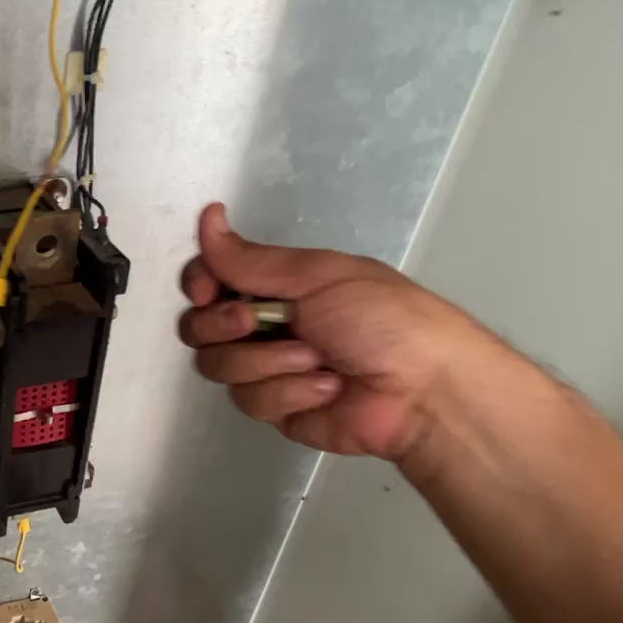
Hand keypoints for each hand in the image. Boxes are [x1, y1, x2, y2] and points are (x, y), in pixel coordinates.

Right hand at [178, 203, 520, 462]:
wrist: (425, 391)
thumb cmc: (383, 319)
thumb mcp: (319, 276)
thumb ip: (252, 258)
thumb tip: (208, 215)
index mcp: (274, 286)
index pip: (208, 280)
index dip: (198, 285)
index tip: (206, 291)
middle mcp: (261, 326)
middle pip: (197, 327)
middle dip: (221, 326)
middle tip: (253, 324)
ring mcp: (264, 369)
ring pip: (217, 366)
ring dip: (266, 363)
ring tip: (317, 361)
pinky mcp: (272, 407)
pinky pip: (248, 400)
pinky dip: (289, 393)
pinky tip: (327, 389)